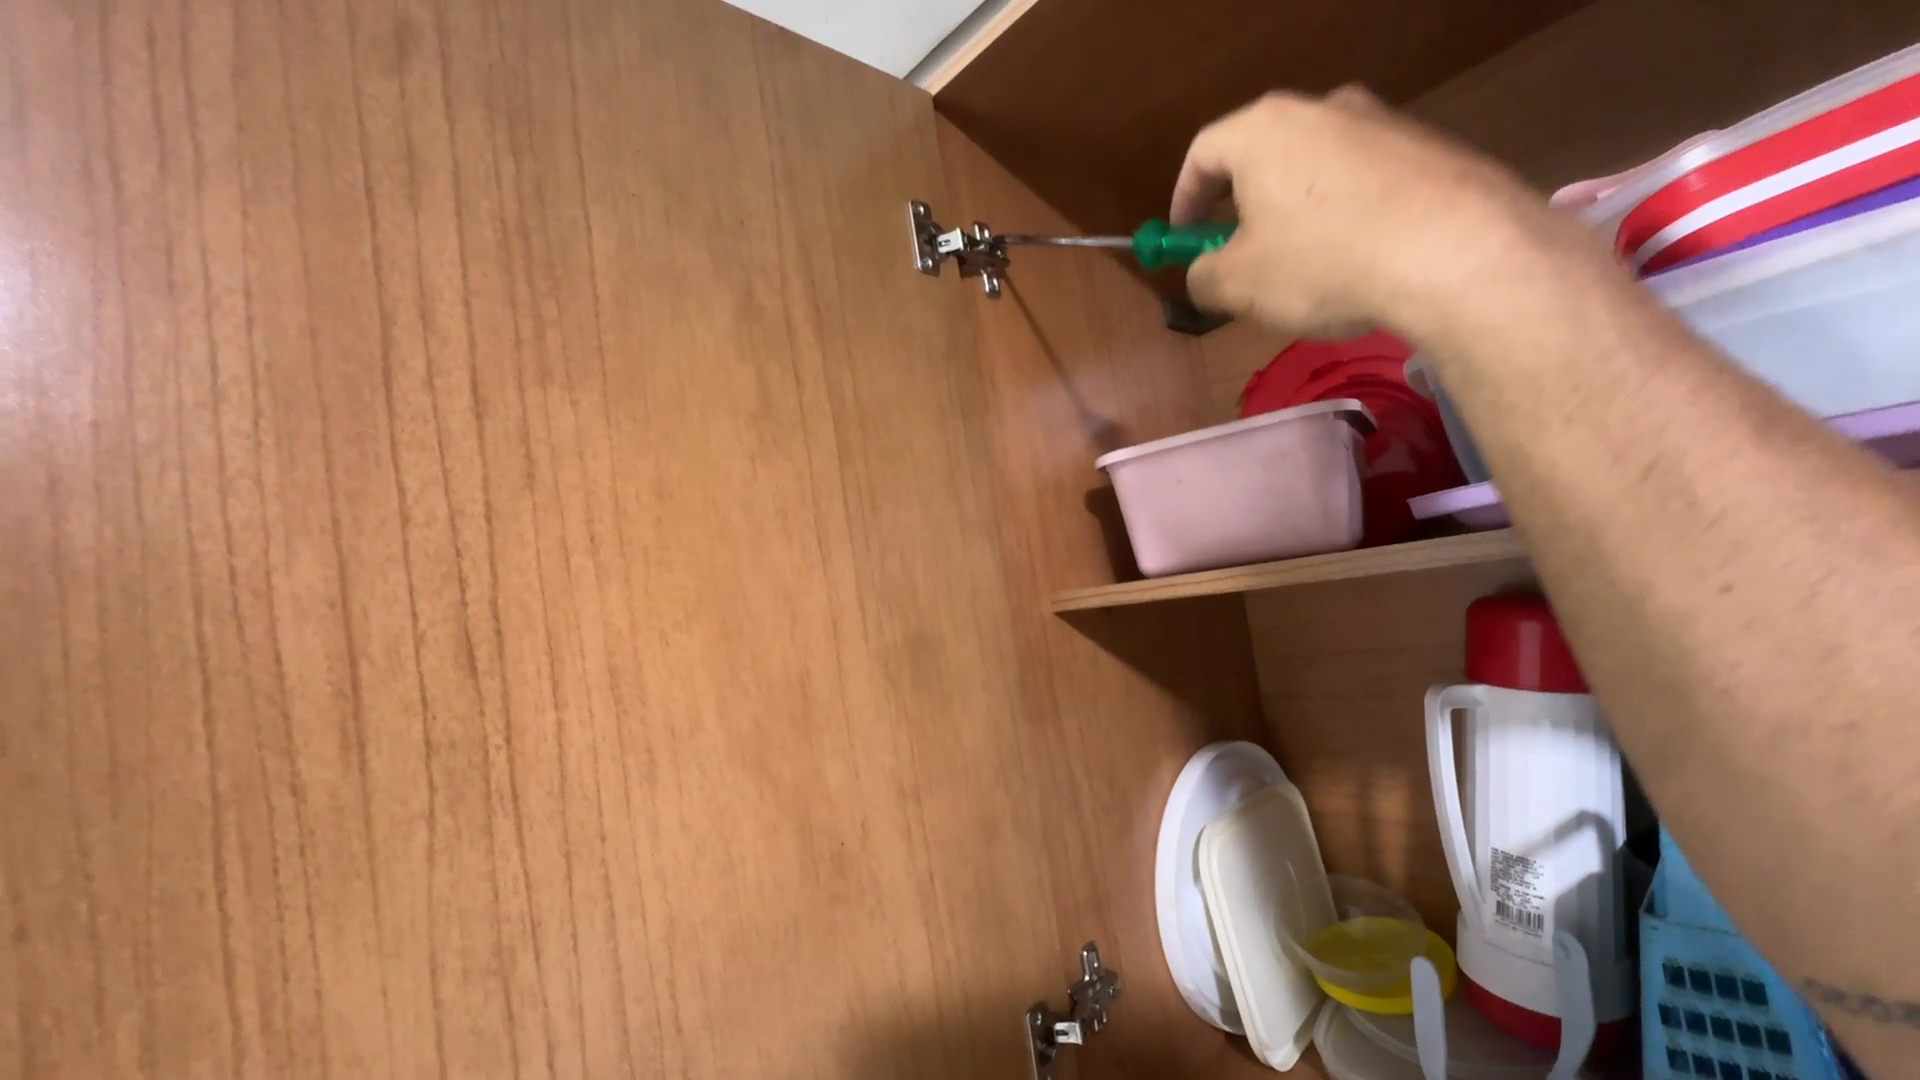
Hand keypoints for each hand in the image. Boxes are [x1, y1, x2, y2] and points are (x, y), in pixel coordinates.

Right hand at [1171, 87, 1565, 337]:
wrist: (1456, 253)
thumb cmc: (1322, 262)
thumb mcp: (1238, 285)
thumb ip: (1203, 276)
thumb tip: (1204, 273)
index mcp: (1265, 130)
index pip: (1203, 153)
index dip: (1183, 201)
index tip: (1183, 239)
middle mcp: (1323, 109)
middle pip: (1262, 158)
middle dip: (1242, 210)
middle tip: (1240, 259)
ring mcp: (1383, 123)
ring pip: (1316, 172)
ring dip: (1296, 216)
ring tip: (1304, 272)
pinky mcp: (1429, 150)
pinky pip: (1365, 185)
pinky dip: (1346, 219)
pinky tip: (1358, 264)